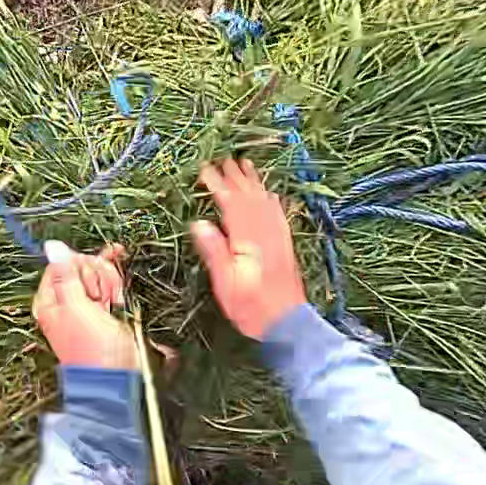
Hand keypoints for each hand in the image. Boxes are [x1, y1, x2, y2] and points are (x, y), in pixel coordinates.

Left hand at [32, 242, 137, 370]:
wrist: (117, 380)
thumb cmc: (93, 349)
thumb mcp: (77, 309)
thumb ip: (66, 276)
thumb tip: (51, 246)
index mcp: (49, 301)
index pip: (62, 263)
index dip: (80, 266)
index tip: (92, 280)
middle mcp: (65, 301)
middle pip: (81, 267)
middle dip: (97, 276)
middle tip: (102, 299)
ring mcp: (85, 306)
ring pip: (98, 275)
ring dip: (110, 284)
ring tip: (113, 304)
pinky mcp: (104, 311)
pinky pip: (109, 287)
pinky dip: (116, 289)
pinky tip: (119, 296)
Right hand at [191, 158, 307, 338]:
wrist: (286, 324)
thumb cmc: (251, 307)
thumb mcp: (225, 283)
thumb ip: (214, 252)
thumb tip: (199, 224)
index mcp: (247, 241)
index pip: (231, 205)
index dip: (218, 186)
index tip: (206, 170)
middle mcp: (265, 234)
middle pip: (249, 198)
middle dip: (237, 178)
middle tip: (226, 160)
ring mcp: (278, 238)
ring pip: (265, 203)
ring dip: (255, 183)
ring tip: (247, 166)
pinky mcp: (285, 246)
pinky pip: (279, 215)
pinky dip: (273, 201)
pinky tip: (271, 194)